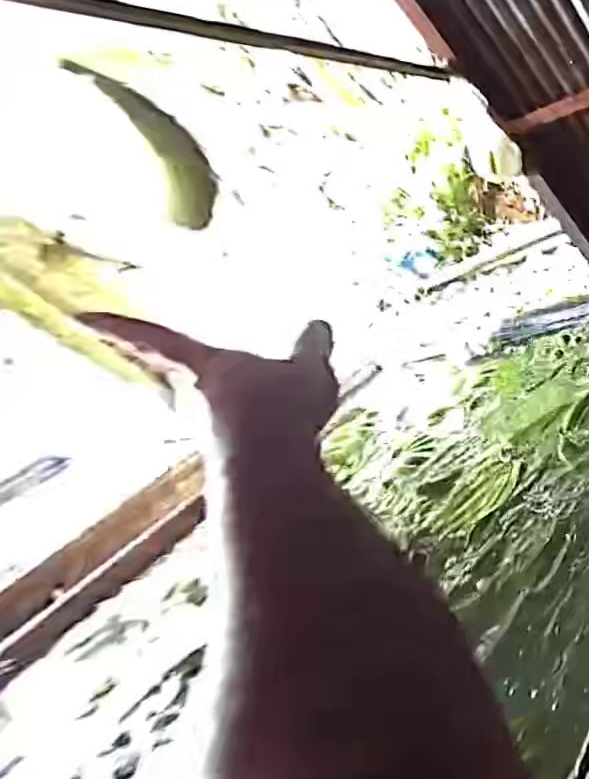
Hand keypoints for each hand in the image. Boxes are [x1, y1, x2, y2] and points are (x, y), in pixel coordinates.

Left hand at [80, 314, 338, 446]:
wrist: (268, 462)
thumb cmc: (282, 406)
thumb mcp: (309, 370)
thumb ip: (312, 346)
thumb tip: (317, 324)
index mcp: (206, 364)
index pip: (158, 339)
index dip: (121, 327)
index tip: (82, 317)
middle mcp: (189, 390)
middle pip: (161, 367)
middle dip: (144, 354)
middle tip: (119, 342)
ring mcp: (199, 418)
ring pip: (186, 392)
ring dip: (189, 382)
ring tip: (198, 376)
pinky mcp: (214, 439)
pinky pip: (214, 413)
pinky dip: (222, 406)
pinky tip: (241, 410)